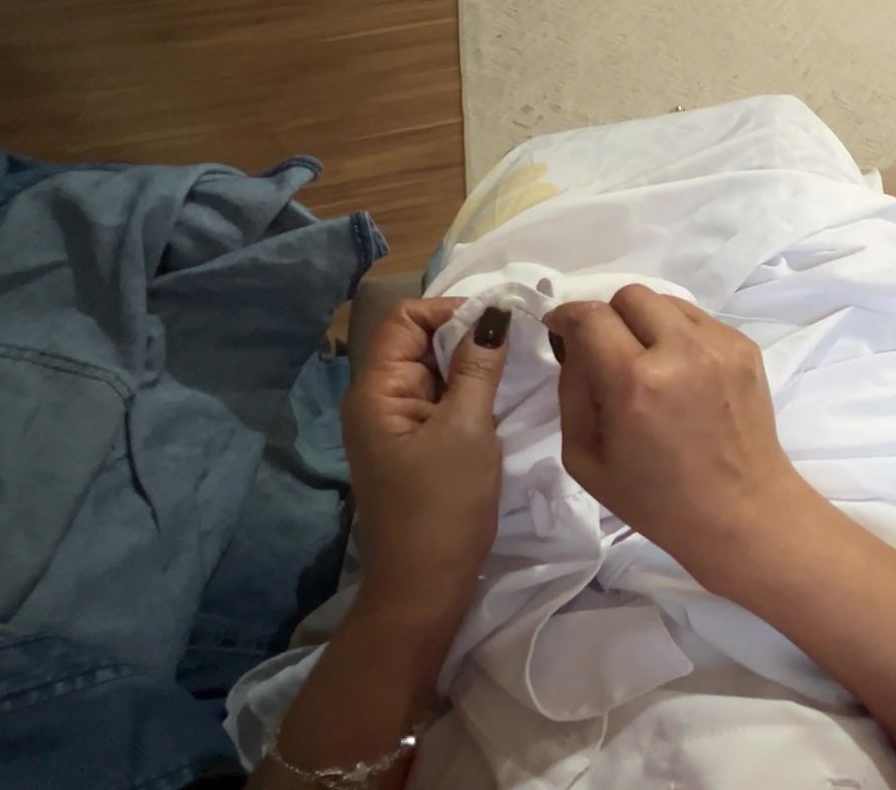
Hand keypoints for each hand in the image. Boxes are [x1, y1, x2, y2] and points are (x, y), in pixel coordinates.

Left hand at [340, 298, 511, 618]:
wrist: (426, 583)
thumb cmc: (443, 504)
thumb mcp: (467, 428)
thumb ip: (478, 367)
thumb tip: (494, 315)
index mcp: (377, 391)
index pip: (406, 320)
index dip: (451, 311)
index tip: (500, 324)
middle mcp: (381, 399)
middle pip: (419, 340)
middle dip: (467, 333)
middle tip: (518, 344)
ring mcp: (399, 422)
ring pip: (436, 368)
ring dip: (473, 361)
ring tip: (516, 366)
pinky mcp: (419, 442)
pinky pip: (444, 396)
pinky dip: (472, 386)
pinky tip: (502, 395)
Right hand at [544, 285, 818, 592]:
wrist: (742, 511)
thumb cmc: (657, 499)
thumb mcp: (586, 457)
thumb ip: (573, 390)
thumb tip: (574, 345)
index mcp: (636, 381)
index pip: (590, 316)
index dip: (567, 316)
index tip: (560, 328)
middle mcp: (681, 350)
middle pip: (631, 295)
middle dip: (609, 316)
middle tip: (607, 351)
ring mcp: (720, 344)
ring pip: (668, 301)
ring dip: (647, 322)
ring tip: (648, 361)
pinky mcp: (746, 347)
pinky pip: (699, 320)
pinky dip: (680, 334)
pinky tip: (682, 372)